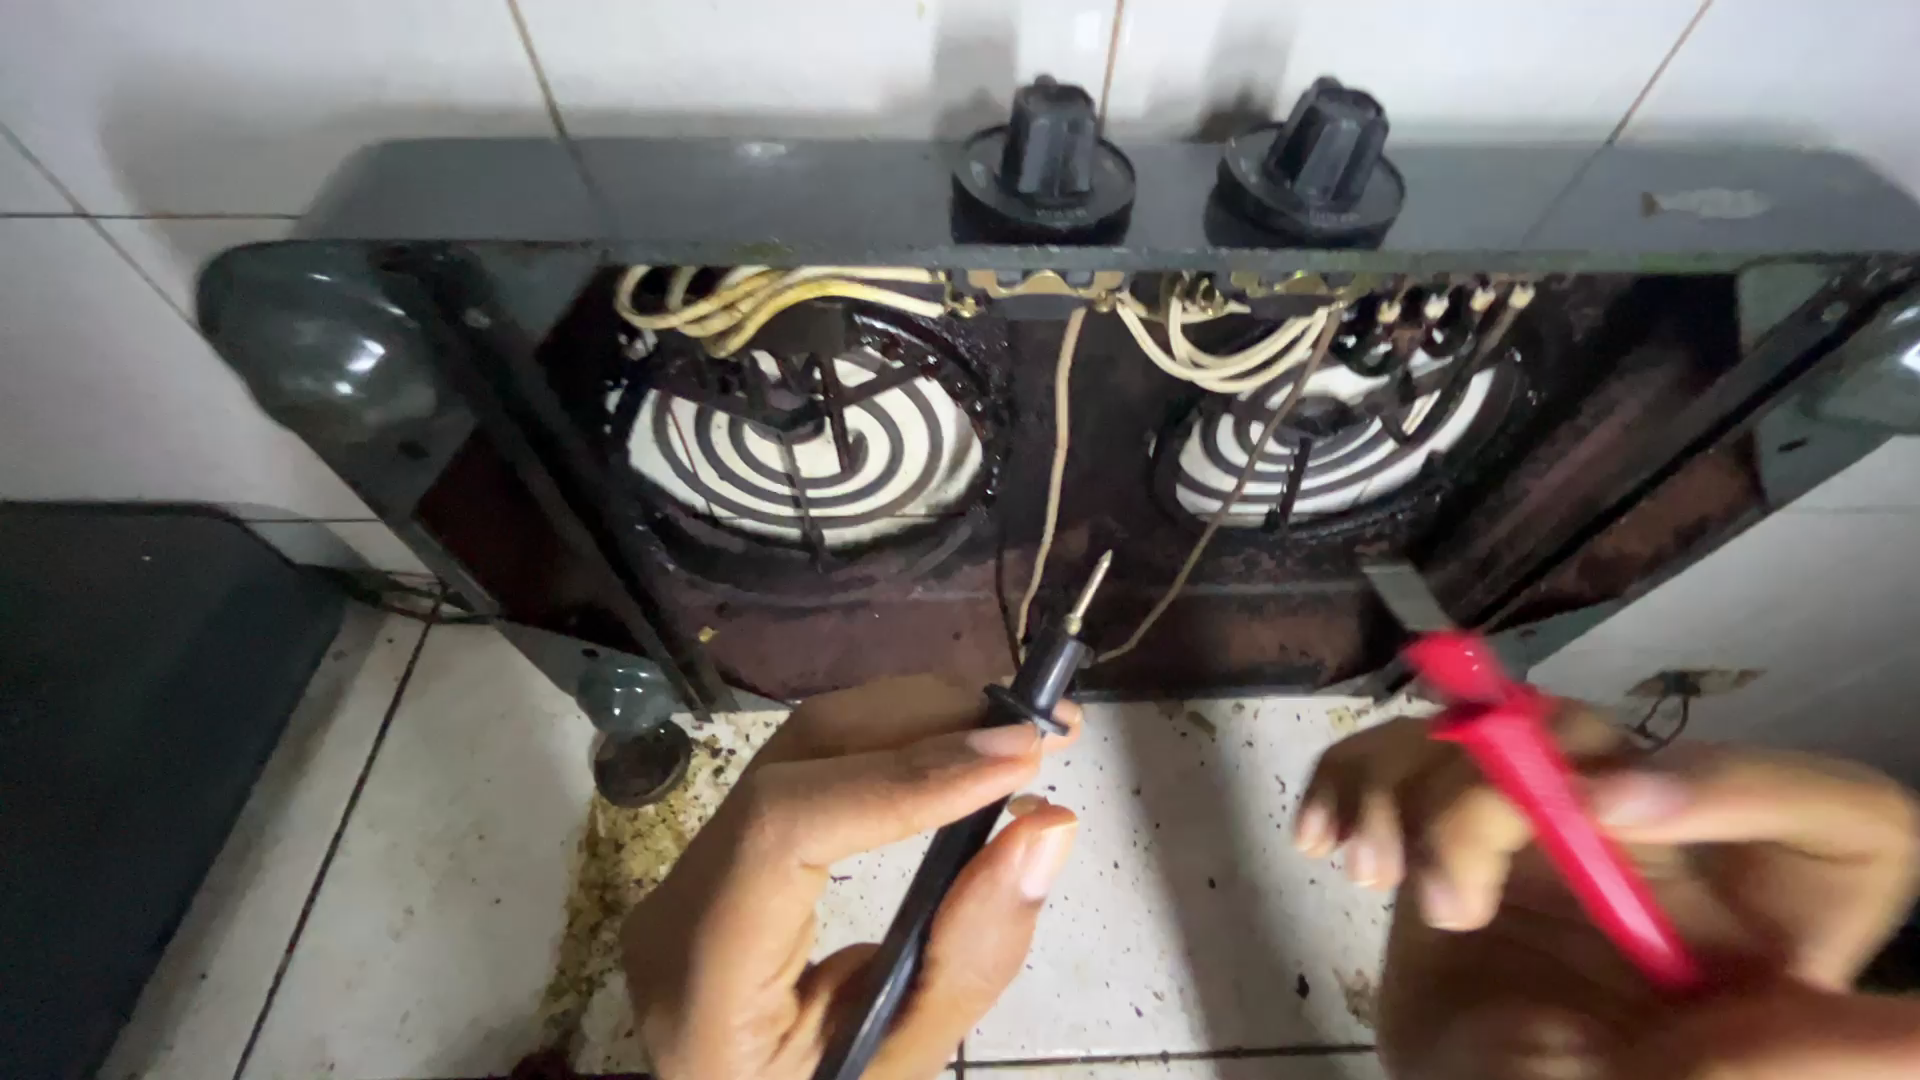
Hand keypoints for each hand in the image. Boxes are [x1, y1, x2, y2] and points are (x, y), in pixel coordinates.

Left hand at [623, 674, 1080, 1079]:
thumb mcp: (899, 1064)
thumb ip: (970, 957)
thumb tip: (1045, 823)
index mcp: (699, 975)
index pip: (786, 828)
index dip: (905, 777)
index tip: (1018, 758)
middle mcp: (686, 887)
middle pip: (802, 754)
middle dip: (931, 722)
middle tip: (1041, 726)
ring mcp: (705, 849)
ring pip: (814, 737)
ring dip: (923, 714)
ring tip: (1016, 729)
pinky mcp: (739, 830)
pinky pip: (821, 756)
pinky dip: (903, 733)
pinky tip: (960, 741)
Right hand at [1293, 701, 1919, 1078]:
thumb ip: (1777, 1064)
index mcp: (1751, 925)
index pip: (1824, 811)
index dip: (1732, 780)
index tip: (1603, 806)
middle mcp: (1648, 849)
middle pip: (1587, 742)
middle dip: (1482, 801)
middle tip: (1438, 895)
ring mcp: (1535, 819)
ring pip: (1476, 729)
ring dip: (1397, 789)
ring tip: (1367, 872)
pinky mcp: (1444, 809)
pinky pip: (1391, 747)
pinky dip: (1344, 777)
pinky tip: (1322, 838)